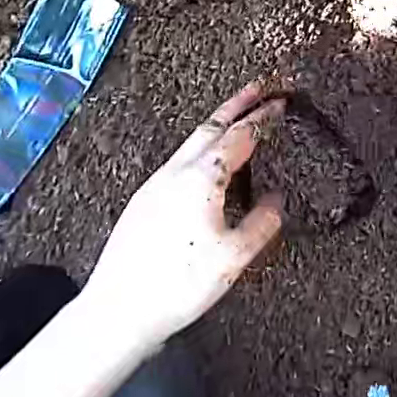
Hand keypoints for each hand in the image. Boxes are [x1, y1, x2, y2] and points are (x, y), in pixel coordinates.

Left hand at [85, 82, 284, 346]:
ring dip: (218, 123)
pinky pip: (180, 160)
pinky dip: (202, 147)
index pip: (240, 136)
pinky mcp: (145, 199)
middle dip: (237, 103)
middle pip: (211, 125)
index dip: (262, 117)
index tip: (280, 102)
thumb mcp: (234, 256)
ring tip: (236, 117)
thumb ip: (261, 223)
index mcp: (202, 178)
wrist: (117, 309)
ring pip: (193, 141)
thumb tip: (275, 200)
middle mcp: (177, 171)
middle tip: (258, 87)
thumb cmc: (178, 283)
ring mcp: (157, 183)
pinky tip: (207, 164)